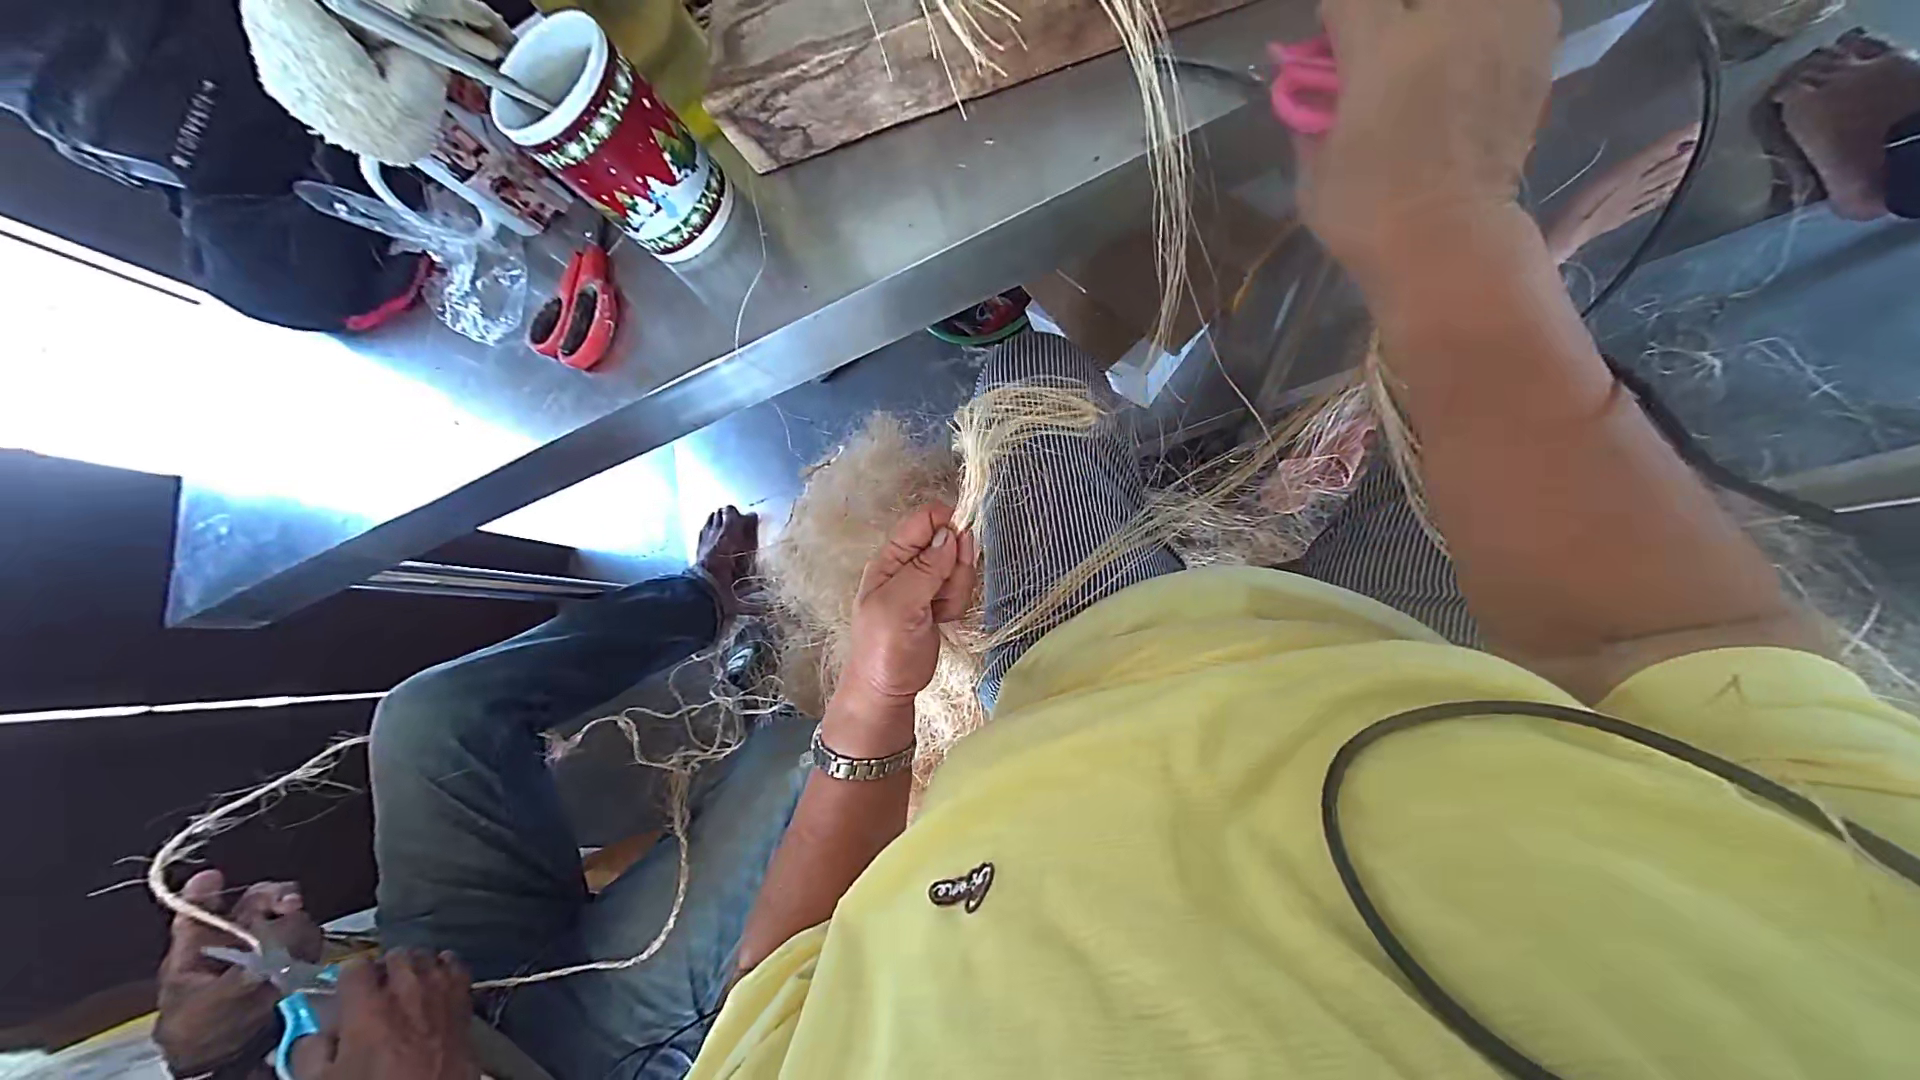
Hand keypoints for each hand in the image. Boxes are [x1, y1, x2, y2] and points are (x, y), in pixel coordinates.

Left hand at [154, 870, 322, 1075]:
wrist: (244, 1054)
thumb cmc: (208, 1033)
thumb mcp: (216, 1003)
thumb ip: (247, 964)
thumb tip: (284, 925)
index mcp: (196, 953)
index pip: (197, 913)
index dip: (203, 893)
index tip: (210, 876)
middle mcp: (234, 939)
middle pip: (258, 899)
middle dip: (276, 896)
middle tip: (290, 904)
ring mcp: (268, 943)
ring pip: (292, 912)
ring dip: (296, 927)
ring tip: (290, 958)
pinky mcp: (296, 950)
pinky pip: (311, 931)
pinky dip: (310, 943)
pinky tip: (301, 962)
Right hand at [306, 951, 478, 1079]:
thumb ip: (309, 1055)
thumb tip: (307, 1036)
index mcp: (367, 1007)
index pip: (355, 968)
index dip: (347, 976)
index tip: (344, 988)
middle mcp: (406, 987)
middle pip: (395, 956)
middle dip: (383, 967)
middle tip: (375, 986)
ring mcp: (440, 986)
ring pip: (426, 956)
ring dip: (413, 964)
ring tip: (404, 981)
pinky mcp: (463, 993)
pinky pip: (454, 964)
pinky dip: (443, 965)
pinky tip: (436, 977)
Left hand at [840, 503, 977, 709]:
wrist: (887, 690)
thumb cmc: (884, 648)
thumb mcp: (900, 606)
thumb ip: (925, 569)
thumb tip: (949, 533)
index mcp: (892, 558)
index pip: (924, 520)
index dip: (948, 524)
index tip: (963, 546)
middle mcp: (909, 565)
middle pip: (949, 541)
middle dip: (956, 566)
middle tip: (944, 593)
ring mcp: (925, 583)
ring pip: (959, 566)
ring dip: (957, 588)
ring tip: (939, 612)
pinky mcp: (939, 601)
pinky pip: (960, 587)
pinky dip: (957, 603)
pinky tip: (942, 619)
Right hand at [1295, 0, 1558, 284]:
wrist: (1443, 239)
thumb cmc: (1363, 214)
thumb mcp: (1314, 171)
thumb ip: (1312, 119)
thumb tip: (1311, 94)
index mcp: (1382, 49)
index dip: (1332, 17)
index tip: (1328, 41)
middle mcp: (1448, 18)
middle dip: (1390, 13)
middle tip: (1383, 43)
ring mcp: (1502, 24)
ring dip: (1444, 17)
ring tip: (1435, 46)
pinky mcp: (1538, 43)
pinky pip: (1517, 3)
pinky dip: (1493, 17)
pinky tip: (1475, 47)